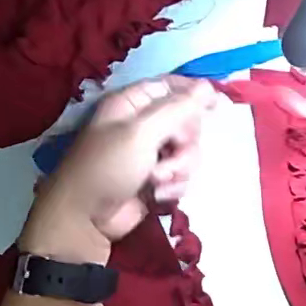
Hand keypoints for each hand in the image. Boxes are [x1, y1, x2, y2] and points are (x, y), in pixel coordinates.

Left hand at [19, 76, 214, 263]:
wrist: (87, 218)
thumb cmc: (107, 168)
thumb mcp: (142, 132)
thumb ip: (178, 109)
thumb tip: (208, 87)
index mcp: (132, 105)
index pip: (171, 87)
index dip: (194, 93)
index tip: (217, 104)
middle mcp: (143, 126)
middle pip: (187, 122)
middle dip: (185, 142)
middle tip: (172, 151)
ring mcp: (151, 154)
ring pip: (189, 152)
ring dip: (179, 168)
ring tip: (157, 180)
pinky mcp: (158, 180)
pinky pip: (183, 175)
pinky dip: (174, 185)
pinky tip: (158, 194)